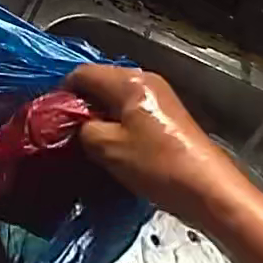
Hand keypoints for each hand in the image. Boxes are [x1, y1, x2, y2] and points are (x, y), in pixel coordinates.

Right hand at [64, 64, 256, 224]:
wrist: (210, 190)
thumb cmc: (159, 166)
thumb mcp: (108, 149)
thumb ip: (83, 129)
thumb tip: (76, 124)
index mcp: (128, 80)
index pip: (82, 72)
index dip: (63, 91)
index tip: (52, 114)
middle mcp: (144, 78)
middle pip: (100, 81)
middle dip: (83, 103)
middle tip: (69, 131)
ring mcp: (159, 94)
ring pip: (116, 95)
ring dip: (101, 114)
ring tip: (90, 142)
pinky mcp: (167, 113)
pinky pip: (132, 108)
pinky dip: (119, 121)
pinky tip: (116, 145)